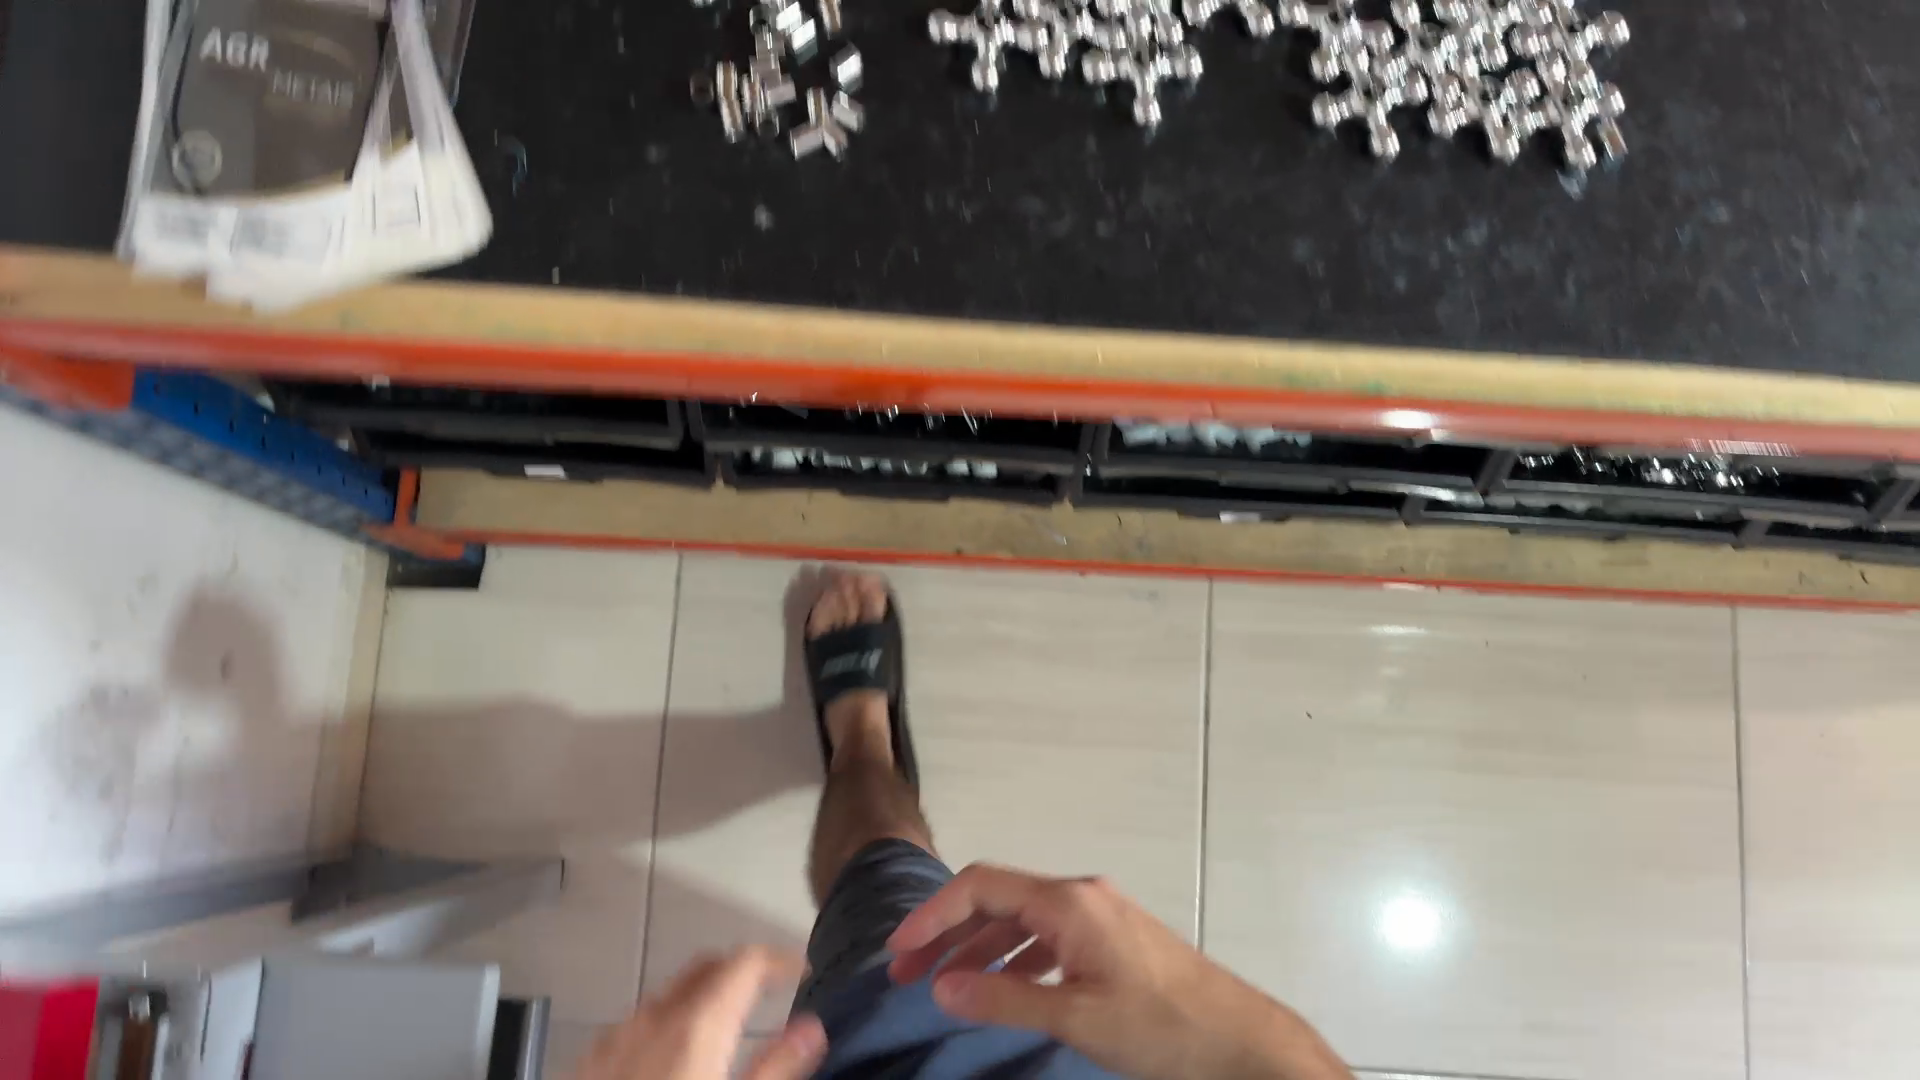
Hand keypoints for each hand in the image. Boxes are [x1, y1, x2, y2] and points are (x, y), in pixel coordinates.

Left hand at [570, 947, 826, 1079]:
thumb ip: (776, 1065)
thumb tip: (812, 1026)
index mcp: (698, 1024)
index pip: (747, 960)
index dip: (780, 958)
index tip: (802, 970)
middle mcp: (656, 1017)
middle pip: (707, 965)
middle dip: (741, 970)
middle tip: (768, 991)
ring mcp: (616, 1037)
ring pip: (670, 994)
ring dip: (702, 995)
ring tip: (722, 1028)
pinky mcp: (589, 1063)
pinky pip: (637, 1022)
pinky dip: (666, 1021)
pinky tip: (668, 1059)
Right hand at [886, 865, 1351, 1079]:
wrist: (1243, 1041)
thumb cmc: (1160, 1026)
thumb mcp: (1076, 1018)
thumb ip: (1004, 1000)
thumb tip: (940, 988)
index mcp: (1067, 901)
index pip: (983, 885)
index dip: (934, 913)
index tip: (899, 948)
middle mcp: (1078, 894)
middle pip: (998, 899)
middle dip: (949, 932)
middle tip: (906, 972)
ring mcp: (1097, 913)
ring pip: (1021, 919)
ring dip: (979, 947)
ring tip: (942, 983)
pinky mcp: (1110, 936)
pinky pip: (1047, 936)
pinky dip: (1014, 958)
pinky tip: (1000, 986)